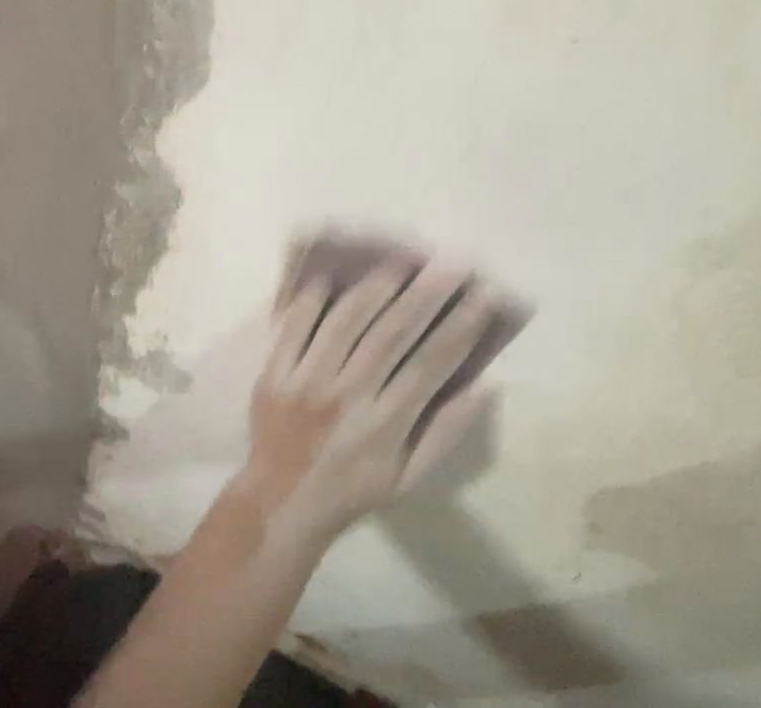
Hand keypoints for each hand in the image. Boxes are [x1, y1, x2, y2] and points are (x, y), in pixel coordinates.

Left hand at [236, 259, 500, 544]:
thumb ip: (446, 432)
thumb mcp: (409, 476)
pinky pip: (294, 326)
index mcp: (385, 424)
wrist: (282, 502)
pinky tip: (334, 272)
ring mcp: (306, 381)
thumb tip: (487, 387)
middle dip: (426, 295)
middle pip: (391, 334)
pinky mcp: (274, 373)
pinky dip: (313, 297)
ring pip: (345, 322)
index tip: (483, 295)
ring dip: (376, 287)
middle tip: (451, 263)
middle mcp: (347, 396)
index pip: (431, 364)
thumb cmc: (354, 489)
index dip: (461, 327)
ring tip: (402, 259)